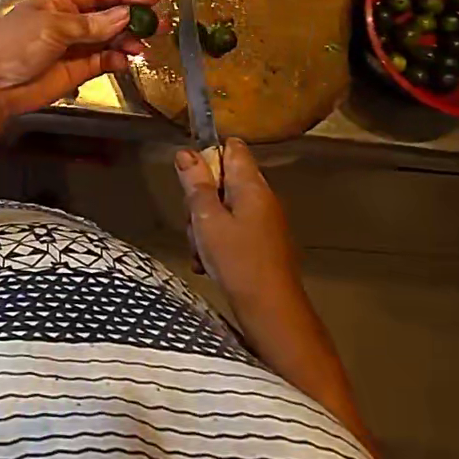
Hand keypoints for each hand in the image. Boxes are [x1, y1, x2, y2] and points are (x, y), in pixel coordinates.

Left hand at [0, 0, 157, 120]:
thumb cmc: (15, 46)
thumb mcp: (53, 27)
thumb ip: (92, 23)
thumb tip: (126, 15)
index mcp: (60, 0)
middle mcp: (70, 20)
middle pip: (109, 14)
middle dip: (134, 17)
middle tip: (160, 24)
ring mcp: (74, 46)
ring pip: (110, 39)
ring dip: (128, 40)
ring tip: (145, 46)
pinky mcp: (77, 70)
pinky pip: (103, 61)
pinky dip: (117, 60)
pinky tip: (127, 61)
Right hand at [175, 138, 306, 321]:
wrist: (271, 310)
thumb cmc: (238, 261)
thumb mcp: (207, 220)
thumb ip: (196, 184)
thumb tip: (186, 152)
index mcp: (251, 185)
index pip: (232, 148)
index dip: (208, 154)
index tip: (190, 177)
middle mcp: (261, 197)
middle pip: (223, 180)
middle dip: (200, 198)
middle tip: (193, 223)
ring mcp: (263, 221)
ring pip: (223, 208)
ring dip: (204, 225)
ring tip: (200, 250)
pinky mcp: (261, 243)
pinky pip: (232, 230)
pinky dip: (216, 242)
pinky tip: (207, 264)